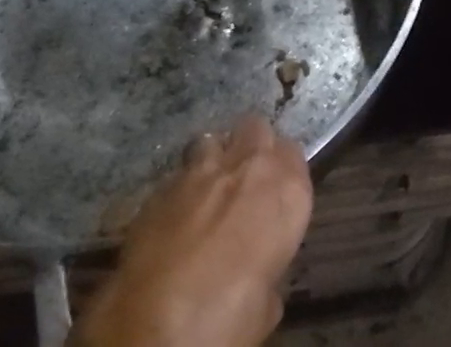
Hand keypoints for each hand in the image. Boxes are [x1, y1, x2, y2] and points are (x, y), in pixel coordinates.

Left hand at [74, 116, 313, 346]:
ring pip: (211, 141)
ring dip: (213, 158)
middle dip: (251, 145)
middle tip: (246, 176)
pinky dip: (179, 190)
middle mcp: (247, 168)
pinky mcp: (157, 190)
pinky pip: (175, 176)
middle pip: (255, 129)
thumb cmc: (232, 312)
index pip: (293, 152)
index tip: (277, 187)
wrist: (158, 321)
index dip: (284, 168)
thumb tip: (258, 277)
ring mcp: (198, 173)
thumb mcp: (268, 301)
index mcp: (286, 191)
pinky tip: (173, 216)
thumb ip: (267, 268)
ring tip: (207, 188)